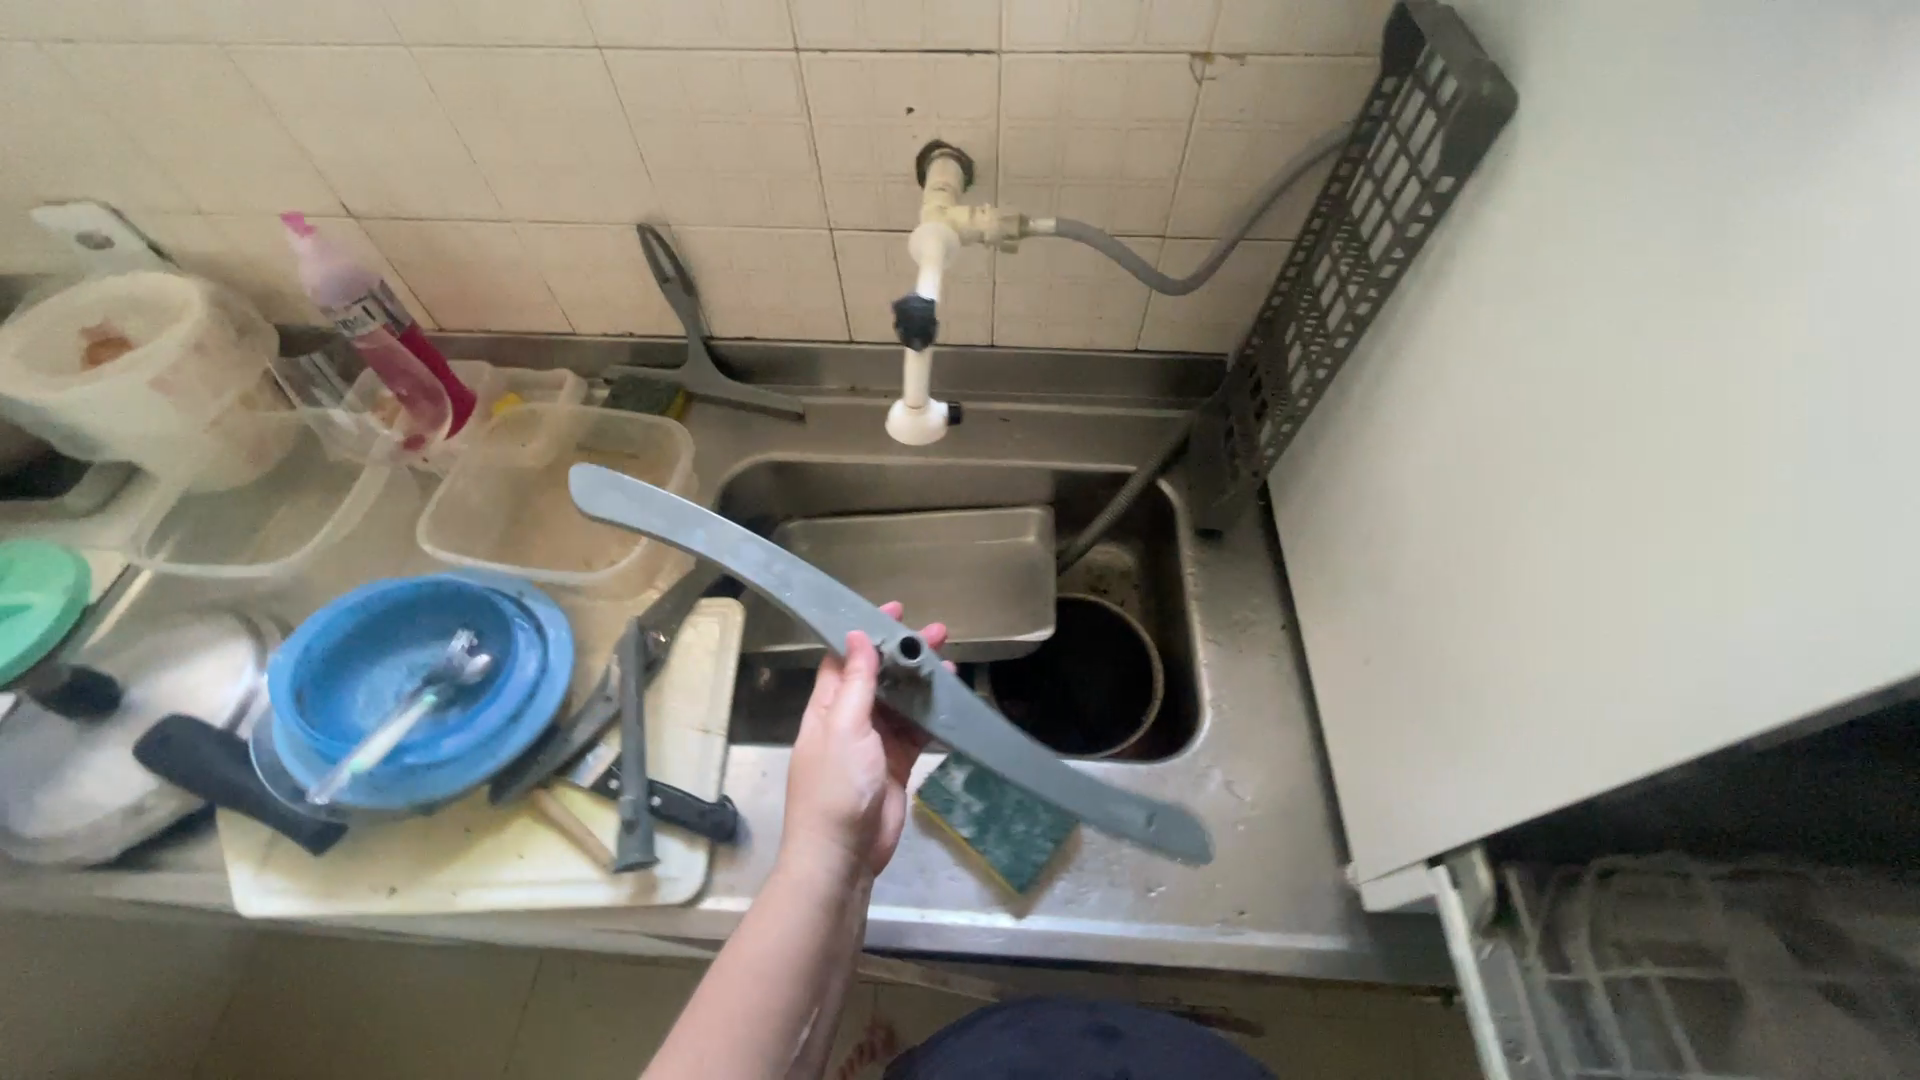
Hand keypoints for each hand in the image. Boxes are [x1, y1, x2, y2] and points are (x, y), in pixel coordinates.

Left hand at [781, 602, 944, 882]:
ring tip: (952, 661)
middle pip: (879, 676)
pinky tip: (952, 699)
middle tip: (938, 632)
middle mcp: (849, 718)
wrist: (843, 854)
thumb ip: (855, 682)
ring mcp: (874, 742)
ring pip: (901, 701)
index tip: (895, 610)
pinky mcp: (896, 763)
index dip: (868, 631)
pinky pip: (916, 730)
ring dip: (923, 682)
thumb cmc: (836, 785)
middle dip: (905, 653)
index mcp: (826, 706)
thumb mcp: (844, 726)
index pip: (845, 657)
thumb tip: (857, 636)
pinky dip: (932, 714)